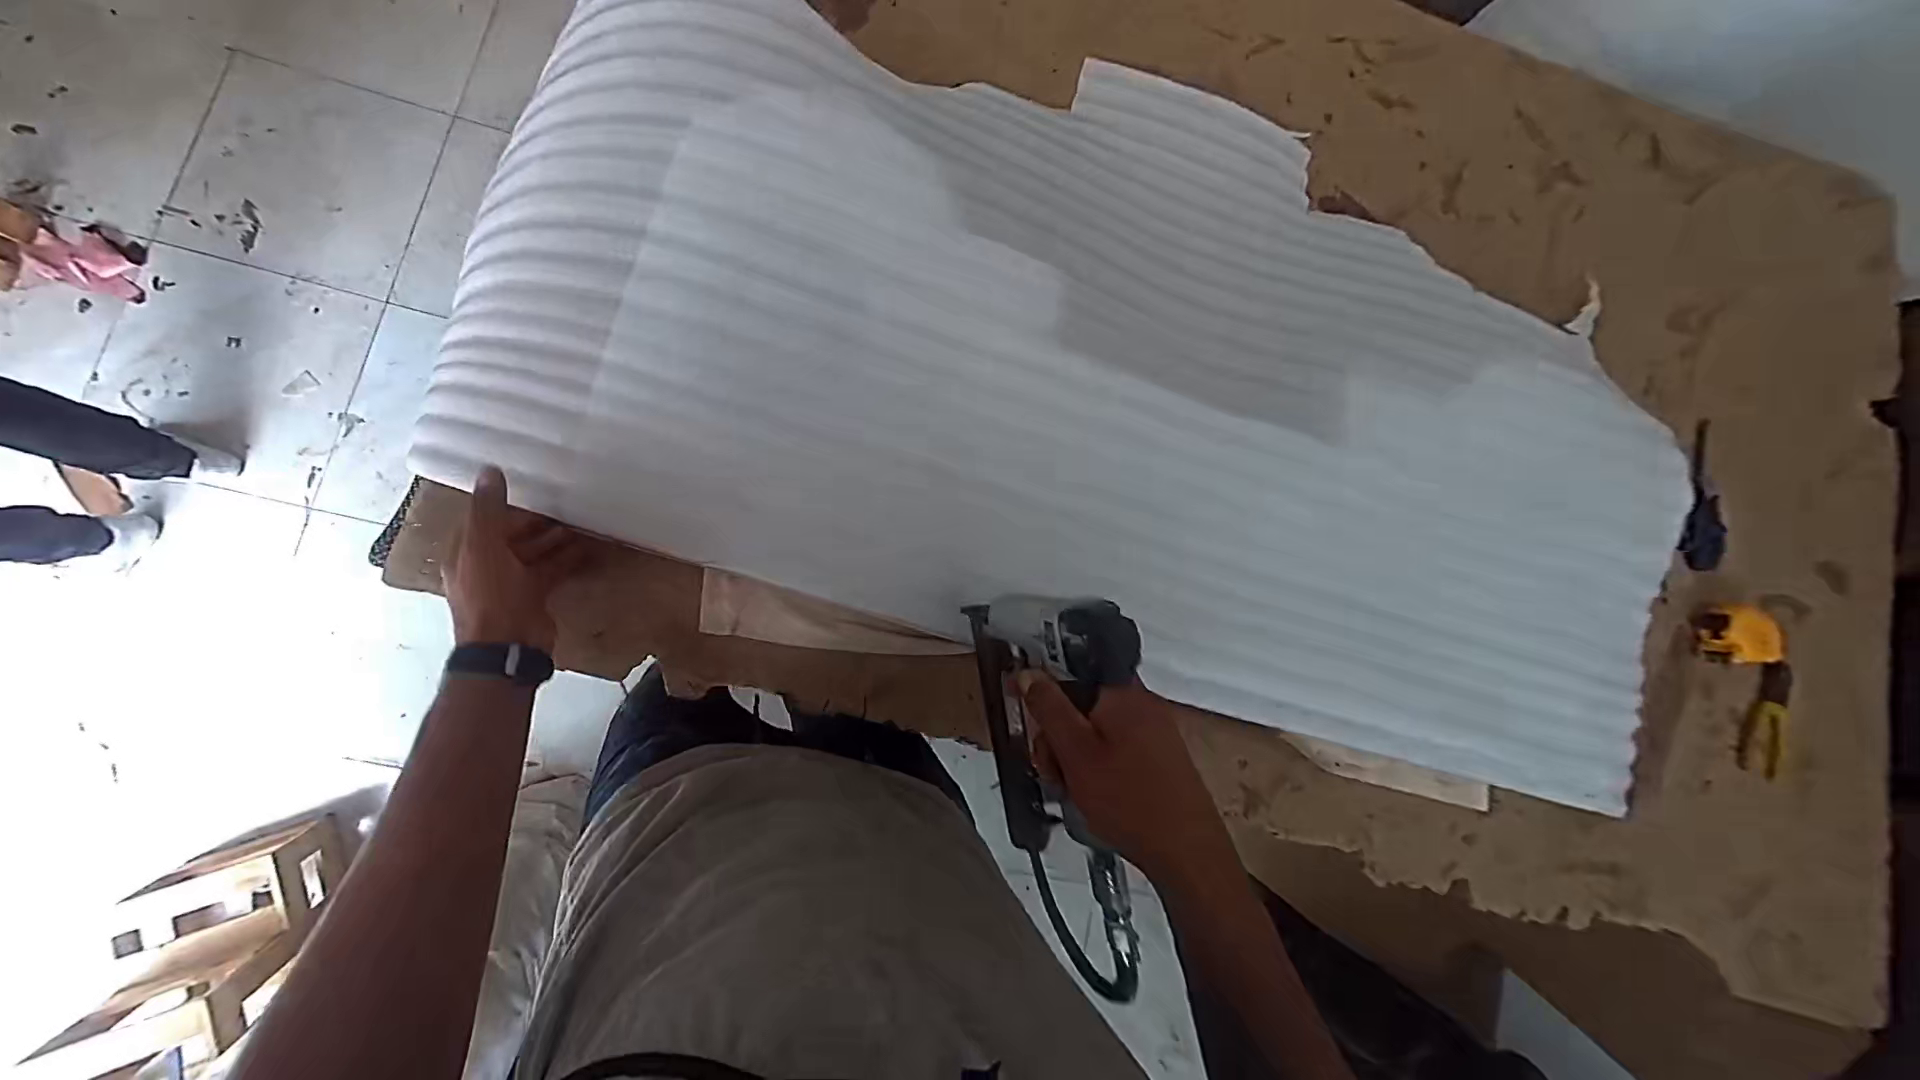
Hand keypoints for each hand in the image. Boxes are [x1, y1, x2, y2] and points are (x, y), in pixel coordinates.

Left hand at [444, 466, 592, 652]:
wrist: (509, 644)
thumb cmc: (491, 595)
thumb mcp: (484, 545)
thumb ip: (488, 509)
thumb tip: (489, 471)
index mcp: (466, 552)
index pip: (484, 521)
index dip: (505, 506)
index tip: (532, 492)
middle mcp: (486, 566)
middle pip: (512, 536)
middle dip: (537, 523)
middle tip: (564, 506)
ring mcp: (512, 583)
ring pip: (535, 553)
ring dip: (556, 540)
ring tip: (581, 524)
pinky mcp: (535, 596)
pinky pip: (553, 571)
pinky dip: (569, 560)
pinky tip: (588, 550)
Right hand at [1018, 674, 1237, 885]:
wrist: (1186, 853)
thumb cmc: (1130, 800)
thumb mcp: (1075, 752)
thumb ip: (1049, 708)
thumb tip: (1029, 674)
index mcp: (1122, 692)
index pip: (1073, 666)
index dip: (1042, 681)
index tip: (1019, 698)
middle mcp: (1141, 703)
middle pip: (1081, 701)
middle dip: (1057, 731)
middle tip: (1051, 765)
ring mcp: (1152, 730)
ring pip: (1094, 728)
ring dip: (1072, 752)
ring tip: (1070, 787)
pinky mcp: (1157, 756)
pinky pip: (1113, 746)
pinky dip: (1094, 764)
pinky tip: (1090, 793)